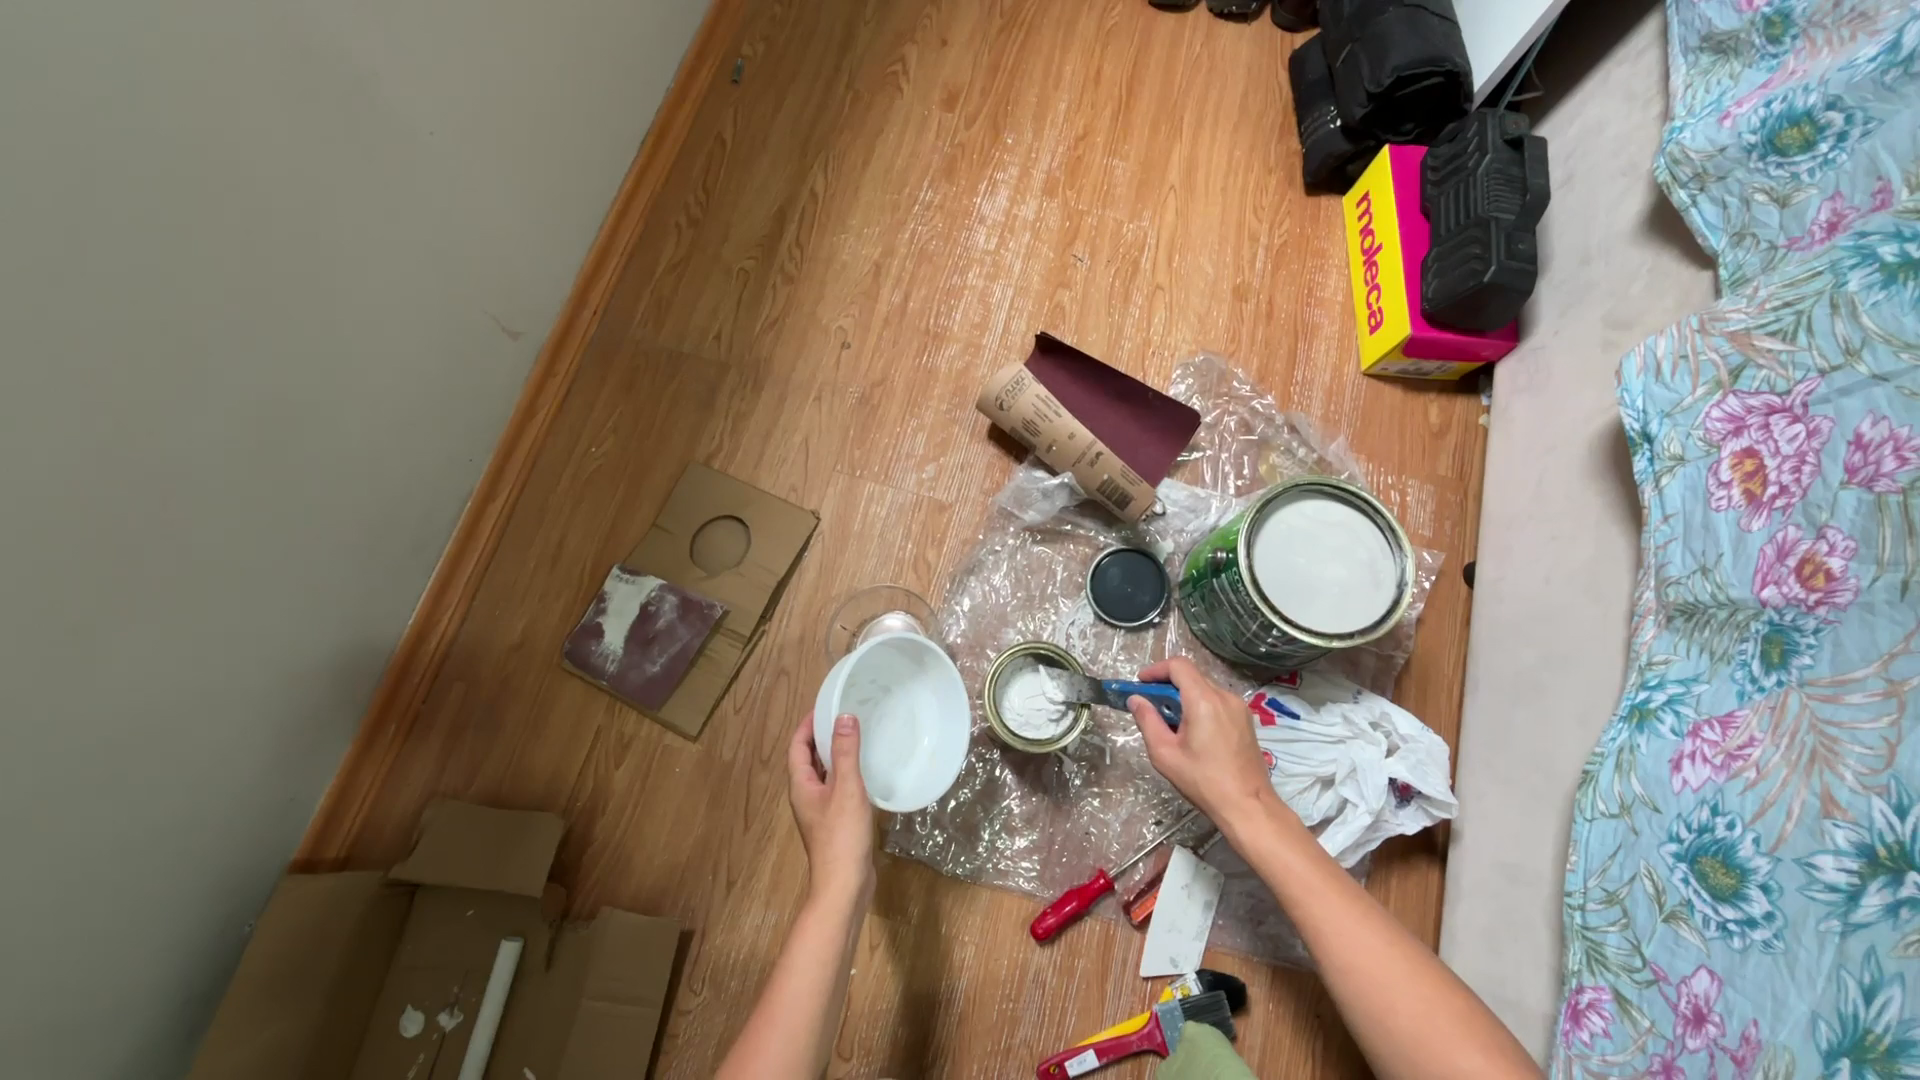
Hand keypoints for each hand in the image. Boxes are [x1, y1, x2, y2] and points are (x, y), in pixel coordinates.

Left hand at [787, 712, 875, 900]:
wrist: (844, 885)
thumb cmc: (841, 835)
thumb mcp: (846, 788)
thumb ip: (845, 752)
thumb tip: (844, 717)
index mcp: (801, 785)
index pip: (798, 746)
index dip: (808, 725)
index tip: (825, 706)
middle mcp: (806, 796)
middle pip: (809, 759)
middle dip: (823, 737)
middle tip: (846, 717)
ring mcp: (820, 811)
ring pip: (824, 775)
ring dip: (836, 755)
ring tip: (858, 738)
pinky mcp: (835, 823)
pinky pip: (837, 789)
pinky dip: (848, 774)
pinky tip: (867, 772)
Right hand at [1126, 657, 1293, 836]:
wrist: (1248, 806)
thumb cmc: (1203, 781)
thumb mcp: (1164, 753)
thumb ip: (1147, 721)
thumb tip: (1135, 700)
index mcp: (1204, 701)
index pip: (1178, 666)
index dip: (1156, 670)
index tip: (1140, 684)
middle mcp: (1225, 697)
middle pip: (1191, 676)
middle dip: (1167, 685)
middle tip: (1150, 706)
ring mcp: (1239, 707)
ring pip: (1205, 689)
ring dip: (1183, 697)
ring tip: (1170, 723)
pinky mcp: (1246, 719)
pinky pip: (1217, 701)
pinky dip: (1199, 706)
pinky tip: (1192, 732)